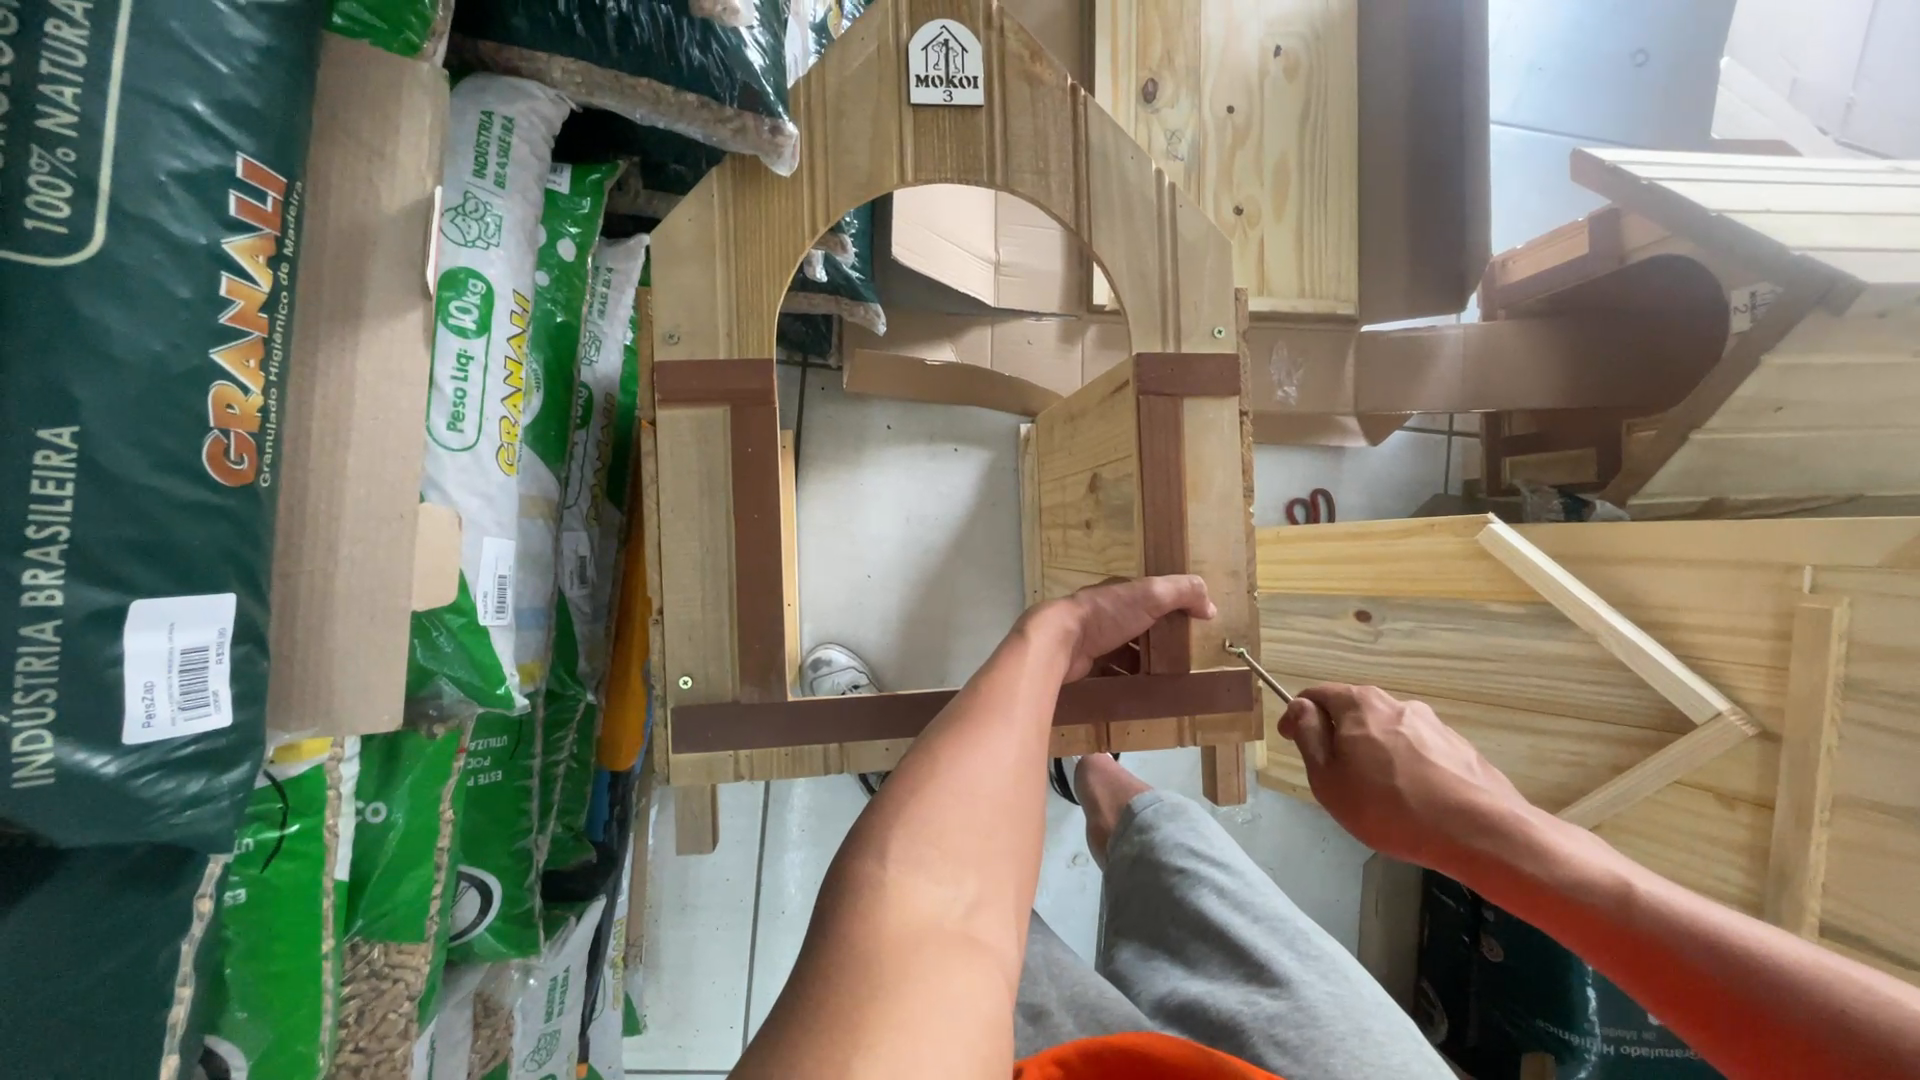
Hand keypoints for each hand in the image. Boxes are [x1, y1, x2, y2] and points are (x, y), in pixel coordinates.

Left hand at [1026, 575, 1215, 681]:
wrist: (1061, 641)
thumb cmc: (1107, 613)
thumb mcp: (1152, 594)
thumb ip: (1183, 592)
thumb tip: (1211, 606)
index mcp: (1118, 592)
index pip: (1149, 596)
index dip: (1169, 607)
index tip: (1189, 626)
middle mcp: (1103, 612)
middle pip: (1136, 624)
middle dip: (1156, 638)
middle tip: (1181, 656)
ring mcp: (1091, 638)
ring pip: (1123, 649)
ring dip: (1141, 660)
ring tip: (1166, 676)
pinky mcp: (1084, 663)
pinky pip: (1110, 670)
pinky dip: (1125, 677)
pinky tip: (1141, 688)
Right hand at [1279, 684, 1535, 872]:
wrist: (1482, 832)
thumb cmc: (1390, 807)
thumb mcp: (1328, 778)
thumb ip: (1309, 736)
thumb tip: (1301, 708)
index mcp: (1359, 705)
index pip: (1315, 694)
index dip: (1297, 715)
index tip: (1291, 741)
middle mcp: (1396, 704)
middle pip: (1354, 710)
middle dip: (1338, 735)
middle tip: (1334, 773)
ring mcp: (1433, 725)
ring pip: (1387, 732)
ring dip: (1373, 752)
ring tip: (1377, 793)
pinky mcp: (1460, 748)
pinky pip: (1418, 750)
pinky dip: (1405, 766)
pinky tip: (1412, 800)